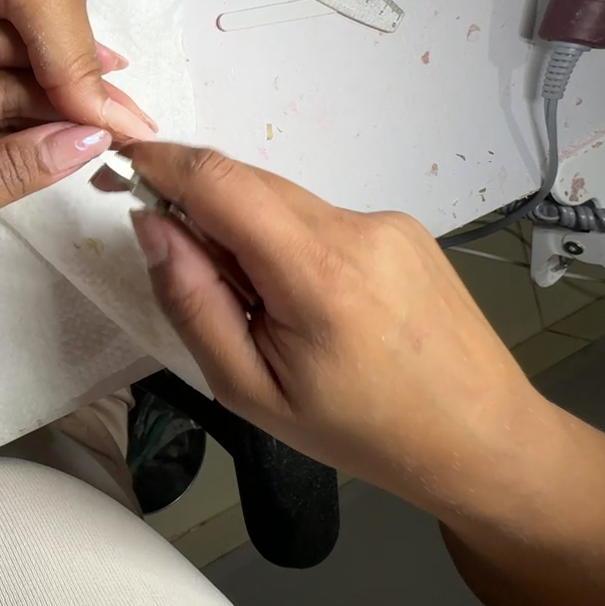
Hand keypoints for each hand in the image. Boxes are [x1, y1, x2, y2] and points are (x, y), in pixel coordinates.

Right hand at [118, 143, 549, 512]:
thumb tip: (150, 221)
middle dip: (187, 199)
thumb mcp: (245, 387)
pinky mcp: (398, 226)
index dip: (158, 162)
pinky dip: (272, 233)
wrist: (488, 444)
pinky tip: (292, 291)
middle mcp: (357, 228)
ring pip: (271, 195)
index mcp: (318, 274)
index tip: (116, 166)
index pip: (220, 181)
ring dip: (232, 223)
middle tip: (163, 246)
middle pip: (240, 181)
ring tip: (246, 293)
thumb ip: (189, 299)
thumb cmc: (357, 430)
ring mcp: (385, 222)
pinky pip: (305, 211)